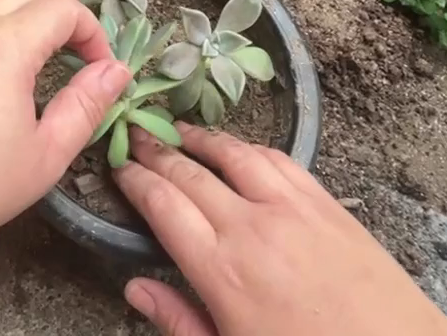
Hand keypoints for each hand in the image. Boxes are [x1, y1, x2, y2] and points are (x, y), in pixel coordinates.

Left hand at [0, 0, 132, 261]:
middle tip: (70, 61)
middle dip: (58, 20)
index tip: (98, 67)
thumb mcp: (46, 153)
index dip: (91, 32)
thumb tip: (115, 71)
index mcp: (5, 43)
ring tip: (25, 54)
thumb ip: (87, 105)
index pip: (62, 8)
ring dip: (14, 13)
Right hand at [116, 124, 446, 335]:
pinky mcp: (329, 206)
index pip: (161, 203)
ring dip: (198, 138)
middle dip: (155, 149)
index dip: (134, 179)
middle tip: (134, 134)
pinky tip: (236, 148)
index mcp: (223, 272)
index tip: (117, 166)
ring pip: (232, 153)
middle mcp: (251, 228)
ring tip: (177, 130)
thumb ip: (181, 323)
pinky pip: (278, 160)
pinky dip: (247, 147)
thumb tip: (133, 288)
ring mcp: (293, 210)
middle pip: (188, 170)